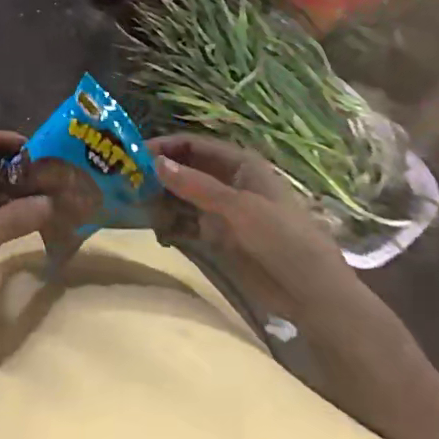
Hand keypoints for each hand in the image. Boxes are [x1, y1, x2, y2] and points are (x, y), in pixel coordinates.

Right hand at [150, 135, 366, 326]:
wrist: (312, 294)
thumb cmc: (282, 239)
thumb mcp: (239, 208)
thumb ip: (196, 186)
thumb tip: (155, 162)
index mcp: (240, 165)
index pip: (194, 145)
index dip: (166, 146)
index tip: (134, 154)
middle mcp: (227, 183)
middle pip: (185, 169)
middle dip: (158, 173)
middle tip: (126, 180)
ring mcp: (222, 210)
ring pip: (182, 196)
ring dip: (160, 199)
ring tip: (135, 206)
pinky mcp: (218, 237)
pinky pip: (185, 223)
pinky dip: (170, 224)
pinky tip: (157, 231)